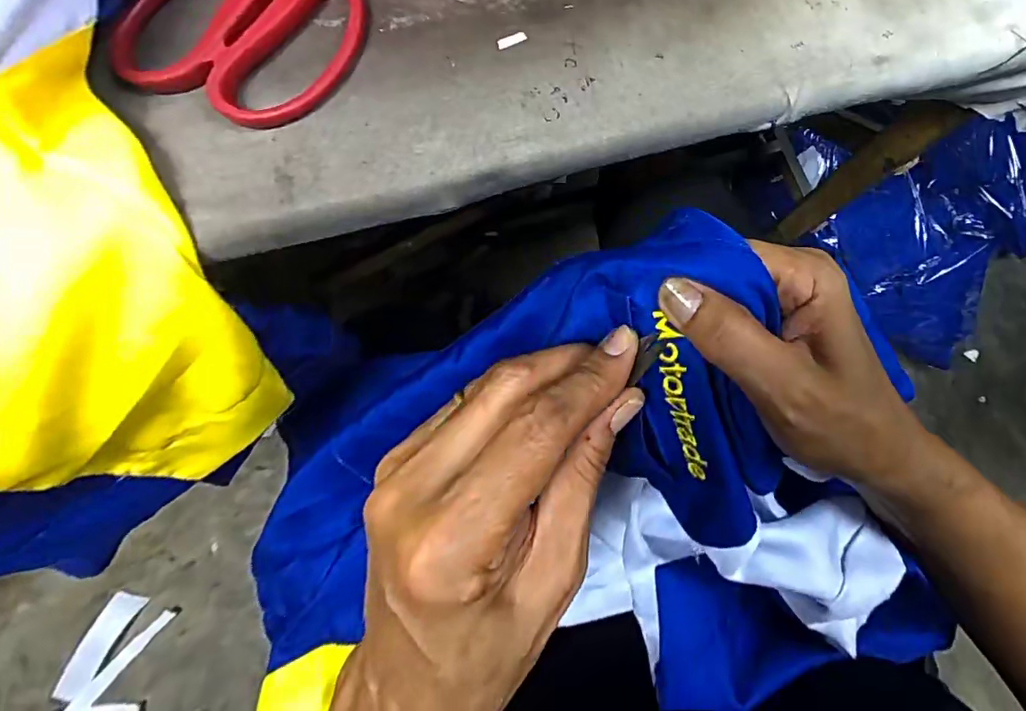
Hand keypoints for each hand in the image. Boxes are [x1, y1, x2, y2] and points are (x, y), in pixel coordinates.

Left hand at [332, 329, 646, 710]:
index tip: (631, 348)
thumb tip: (622, 400)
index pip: (536, 429)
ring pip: (486, 384)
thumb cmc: (491, 646)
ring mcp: (394, 472)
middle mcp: (411, 493)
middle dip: (572, 360)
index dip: (590, 382)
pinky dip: (518, 381)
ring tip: (597, 362)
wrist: (404, 685)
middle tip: (620, 348)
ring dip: (548, 363)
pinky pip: (468, 398)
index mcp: (453, 538)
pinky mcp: (396, 460)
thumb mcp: (558, 574)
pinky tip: (554, 383)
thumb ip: (584, 477)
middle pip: (506, 391)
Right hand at [658, 242, 930, 492]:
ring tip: (648, 345)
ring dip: (694, 322)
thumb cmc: (841, 423)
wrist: (878, 455)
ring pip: (728, 297)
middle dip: (685, 301)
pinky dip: (712, 336)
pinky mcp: (785, 321)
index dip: (685, 276)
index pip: (732, 256)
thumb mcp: (782, 384)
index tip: (634, 303)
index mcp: (809, 274)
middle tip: (634, 332)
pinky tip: (682, 356)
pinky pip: (738, 318)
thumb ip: (729, 335)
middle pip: (728, 273)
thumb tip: (669, 286)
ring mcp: (794, 297)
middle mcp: (801, 273)